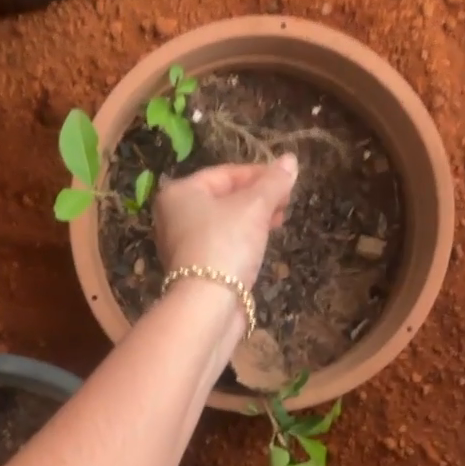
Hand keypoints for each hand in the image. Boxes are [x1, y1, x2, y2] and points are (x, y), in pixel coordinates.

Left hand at [153, 155, 298, 287]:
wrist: (207, 305)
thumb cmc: (226, 244)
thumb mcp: (255, 206)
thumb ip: (273, 183)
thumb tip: (290, 160)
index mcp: (179, 193)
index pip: (224, 173)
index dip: (259, 174)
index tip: (286, 179)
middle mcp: (173, 217)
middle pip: (223, 198)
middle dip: (257, 197)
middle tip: (286, 201)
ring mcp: (182, 246)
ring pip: (223, 223)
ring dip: (252, 219)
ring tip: (279, 221)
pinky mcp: (194, 270)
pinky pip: (221, 244)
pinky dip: (241, 240)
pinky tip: (261, 243)